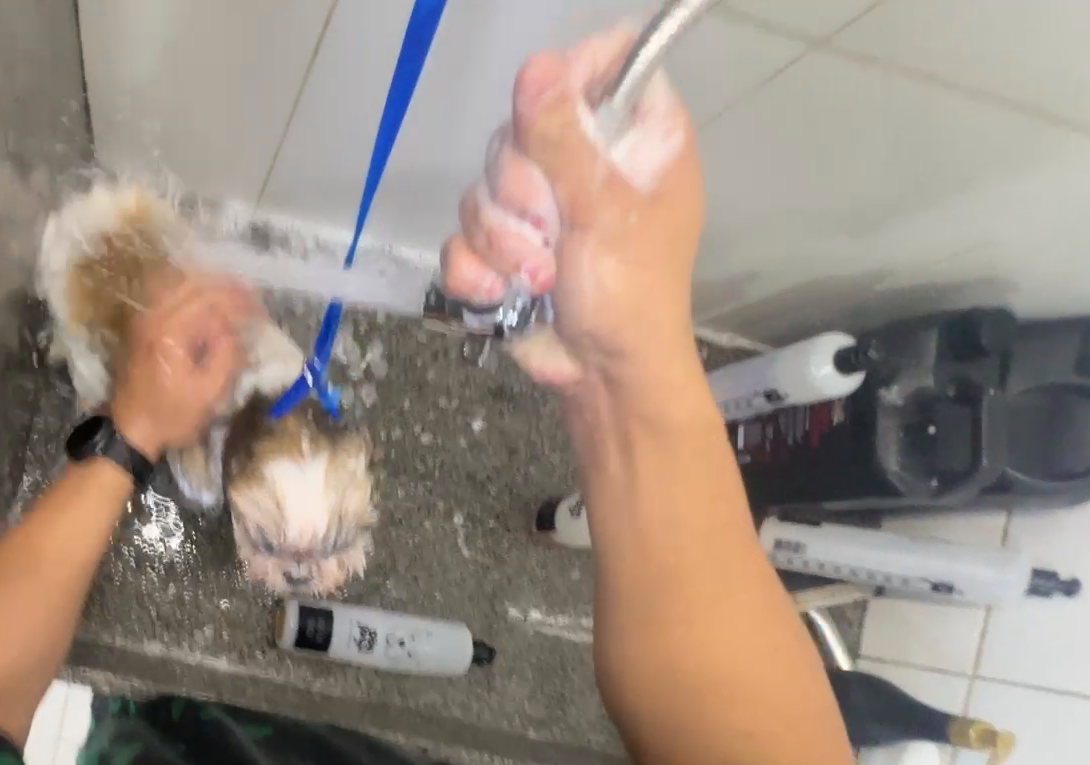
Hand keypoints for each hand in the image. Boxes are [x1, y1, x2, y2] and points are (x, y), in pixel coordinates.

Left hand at [109, 271, 259, 457]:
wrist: (131, 431)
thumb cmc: (172, 417)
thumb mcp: (209, 393)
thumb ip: (227, 355)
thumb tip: (234, 330)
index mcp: (171, 331)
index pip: (210, 299)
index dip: (239, 300)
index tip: (261, 309)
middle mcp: (153, 316)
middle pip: (193, 283)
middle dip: (226, 287)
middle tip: (252, 295)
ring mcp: (144, 319)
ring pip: (179, 285)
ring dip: (209, 288)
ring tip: (234, 297)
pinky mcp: (142, 327)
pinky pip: (169, 297)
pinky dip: (192, 295)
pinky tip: (209, 305)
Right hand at [440, 21, 705, 388]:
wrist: (598, 373)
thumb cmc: (629, 292)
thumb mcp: (605, 212)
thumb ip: (566, 142)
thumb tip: (535, 68)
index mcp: (630, 140)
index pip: (601, 66)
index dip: (569, 80)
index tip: (549, 122)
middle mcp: (577, 165)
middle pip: (518, 133)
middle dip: (521, 194)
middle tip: (552, 229)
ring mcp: (532, 212)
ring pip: (480, 192)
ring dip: (501, 244)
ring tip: (535, 278)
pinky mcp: (497, 253)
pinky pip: (459, 242)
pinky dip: (474, 272)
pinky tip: (497, 294)